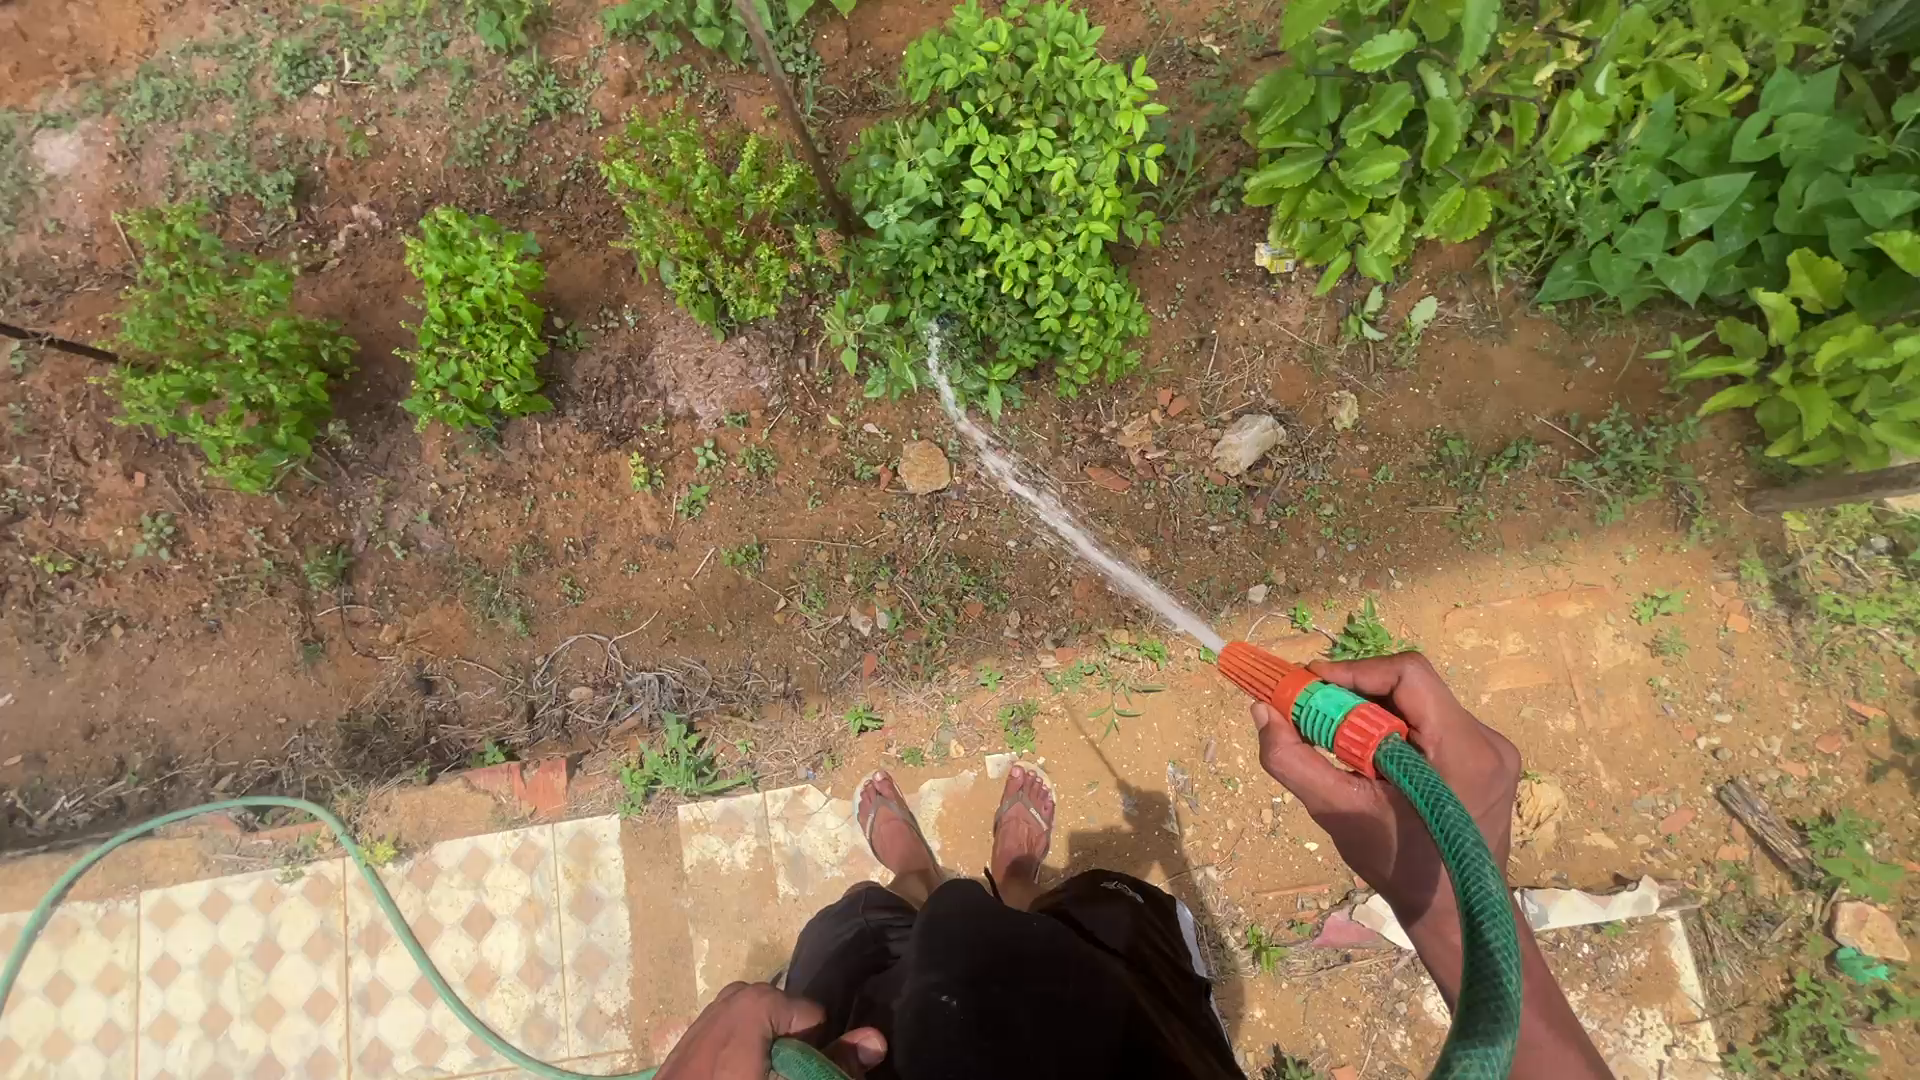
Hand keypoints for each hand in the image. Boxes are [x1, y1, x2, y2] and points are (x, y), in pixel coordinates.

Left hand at [654, 982, 886, 1079]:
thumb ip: (834, 1063)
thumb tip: (878, 1038)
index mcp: (760, 999)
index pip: (815, 1019)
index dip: (811, 1054)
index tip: (794, 1078)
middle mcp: (737, 992)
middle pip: (790, 1021)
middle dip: (789, 1054)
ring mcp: (713, 1009)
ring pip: (764, 1029)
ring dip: (766, 1057)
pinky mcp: (696, 1032)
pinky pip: (736, 1036)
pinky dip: (741, 1059)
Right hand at [1250, 651, 1520, 927]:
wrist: (1456, 915)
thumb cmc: (1398, 865)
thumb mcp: (1336, 812)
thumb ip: (1292, 759)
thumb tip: (1261, 710)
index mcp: (1464, 749)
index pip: (1409, 674)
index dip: (1354, 671)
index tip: (1310, 686)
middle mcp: (1486, 740)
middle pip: (1409, 685)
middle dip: (1354, 693)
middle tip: (1312, 711)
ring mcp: (1490, 750)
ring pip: (1415, 702)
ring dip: (1368, 710)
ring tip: (1335, 737)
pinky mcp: (1483, 760)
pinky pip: (1425, 721)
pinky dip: (1386, 727)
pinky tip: (1367, 756)